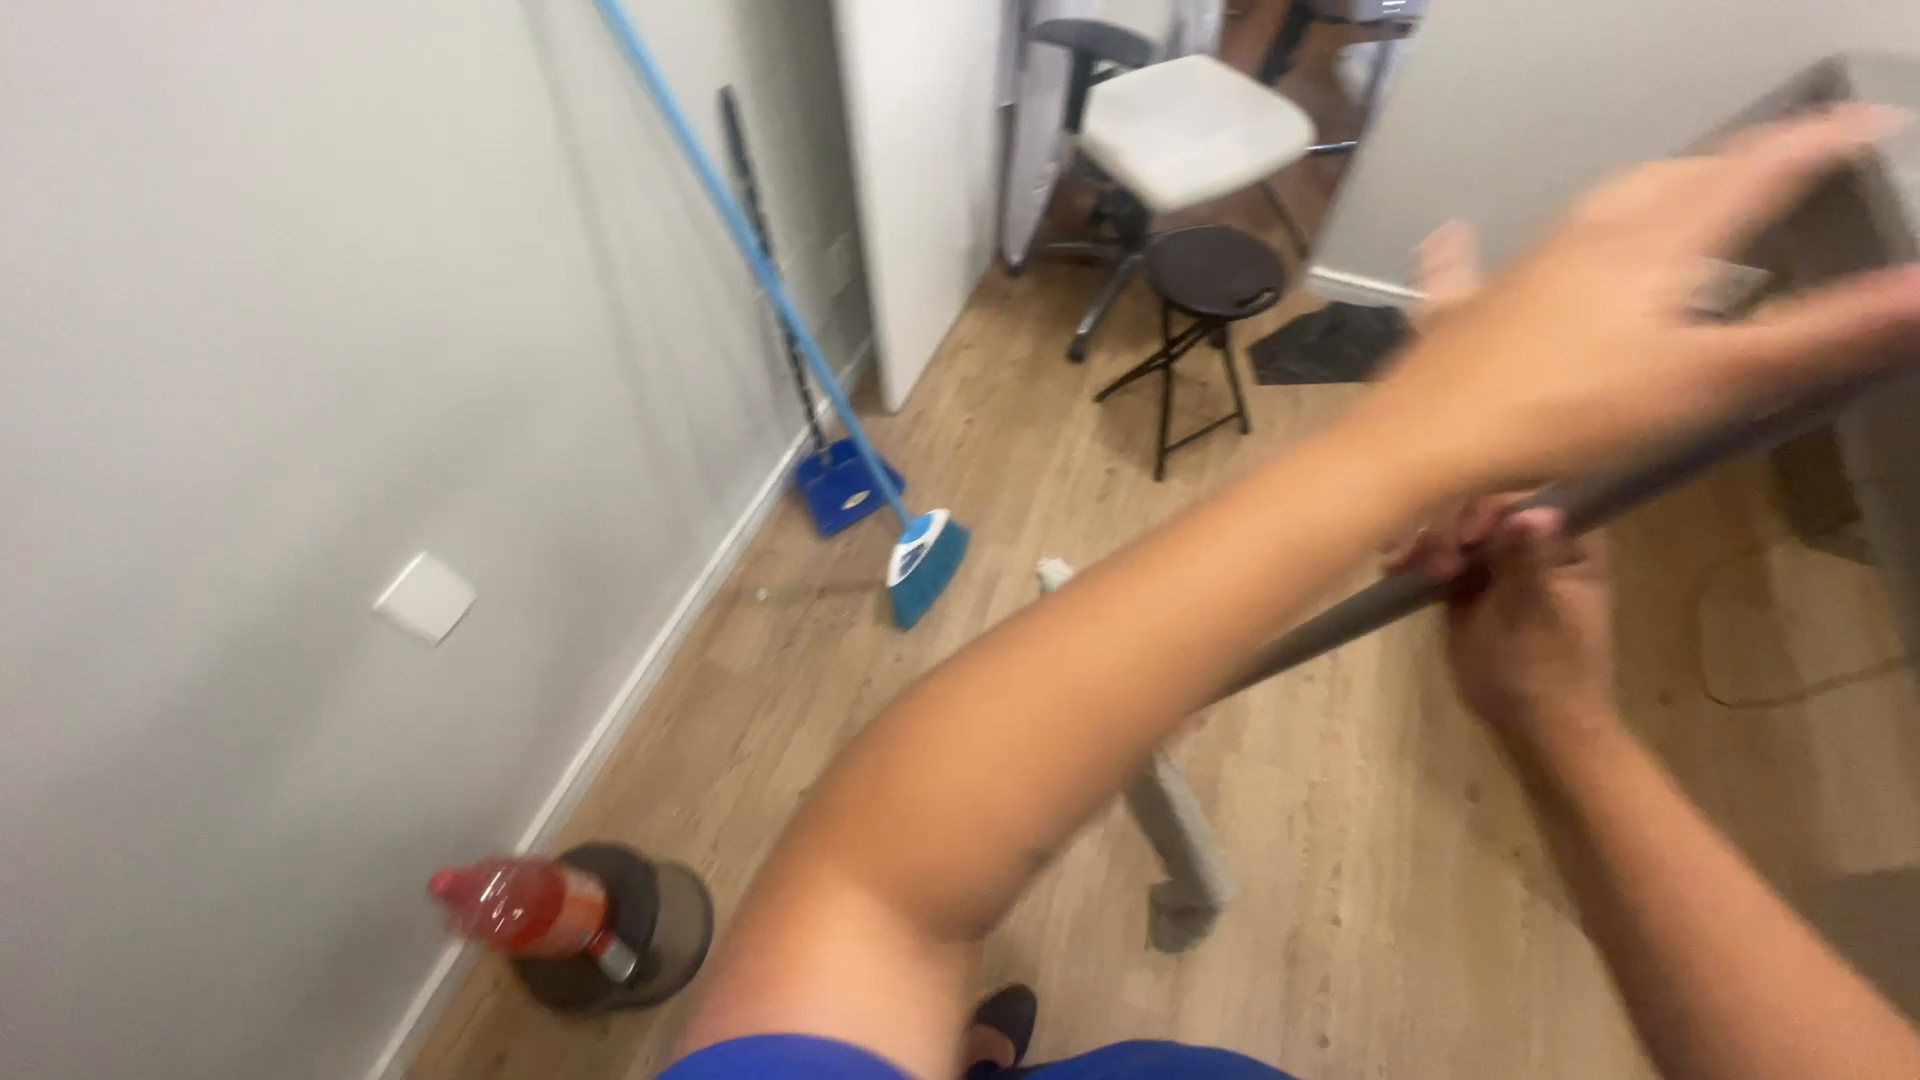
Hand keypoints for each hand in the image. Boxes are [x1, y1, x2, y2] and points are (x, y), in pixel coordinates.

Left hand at [1352, 104, 1919, 497]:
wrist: (1421, 440)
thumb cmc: (1558, 414)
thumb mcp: (1697, 384)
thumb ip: (1811, 336)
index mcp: (1647, 249)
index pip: (1746, 176)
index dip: (1809, 145)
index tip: (1861, 121)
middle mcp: (1574, 245)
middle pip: (1657, 183)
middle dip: (1717, 168)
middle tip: (1757, 168)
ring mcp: (1505, 276)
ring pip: (1574, 217)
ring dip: (1626, 199)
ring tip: (1656, 199)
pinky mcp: (1451, 315)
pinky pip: (1456, 271)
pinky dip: (1460, 251)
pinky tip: (1449, 237)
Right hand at [1394, 499, 1616, 737]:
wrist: (1529, 721)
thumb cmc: (1543, 670)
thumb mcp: (1533, 614)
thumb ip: (1527, 561)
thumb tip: (1535, 511)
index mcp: (1569, 542)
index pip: (1524, 497)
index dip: (1488, 508)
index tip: (1466, 540)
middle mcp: (1533, 541)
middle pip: (1479, 509)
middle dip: (1446, 531)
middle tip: (1431, 567)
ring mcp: (1496, 561)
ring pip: (1451, 530)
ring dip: (1423, 543)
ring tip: (1402, 567)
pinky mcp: (1465, 581)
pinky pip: (1435, 555)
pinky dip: (1413, 558)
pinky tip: (1391, 567)